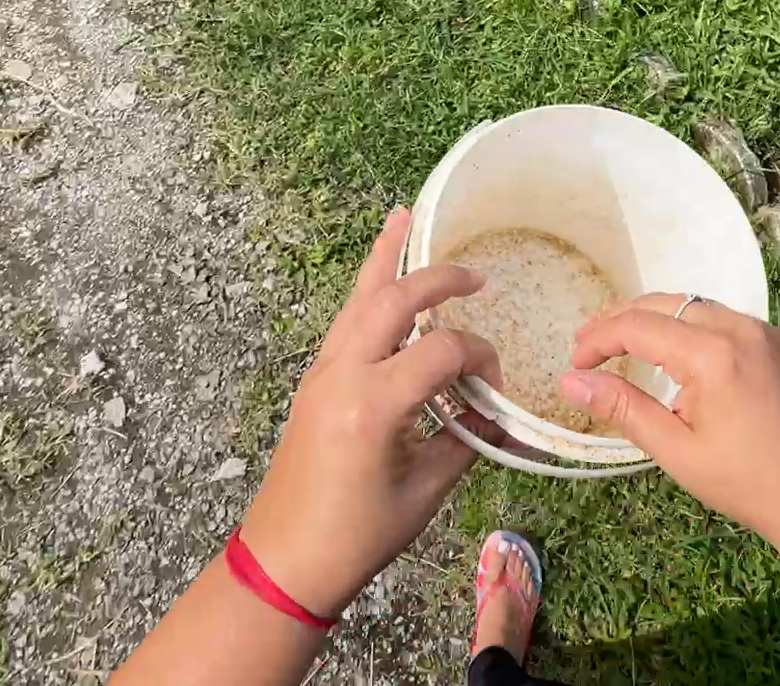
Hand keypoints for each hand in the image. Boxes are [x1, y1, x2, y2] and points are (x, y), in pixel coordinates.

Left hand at [240, 208, 502, 618]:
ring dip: (386, 257)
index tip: (494, 386)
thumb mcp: (425, 491)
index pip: (441, 352)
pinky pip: (346, 318)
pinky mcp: (315, 377)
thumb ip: (466, 440)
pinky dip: (368, 288)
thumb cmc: (358, 536)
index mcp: (371, 405)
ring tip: (403, 217)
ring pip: (358, 297)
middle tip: (474, 276)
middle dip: (437, 278)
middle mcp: (342, 373)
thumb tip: (496, 412)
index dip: (479, 359)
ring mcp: (322, 370)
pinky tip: (381, 274)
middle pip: (392, 300)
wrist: (283, 562)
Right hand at [559, 294, 779, 554]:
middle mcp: (738, 327)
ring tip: (620, 341)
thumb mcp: (676, 450)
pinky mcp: (773, 339)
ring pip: (691, 303)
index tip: (575, 362)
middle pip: (664, 302)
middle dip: (620, 318)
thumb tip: (571, 382)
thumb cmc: (746, 482)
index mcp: (712, 354)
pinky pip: (717, 315)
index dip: (600, 338)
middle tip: (587, 343)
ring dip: (652, 316)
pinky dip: (684, 322)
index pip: (639, 326)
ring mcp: (760, 329)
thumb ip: (622, 408)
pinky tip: (669, 346)